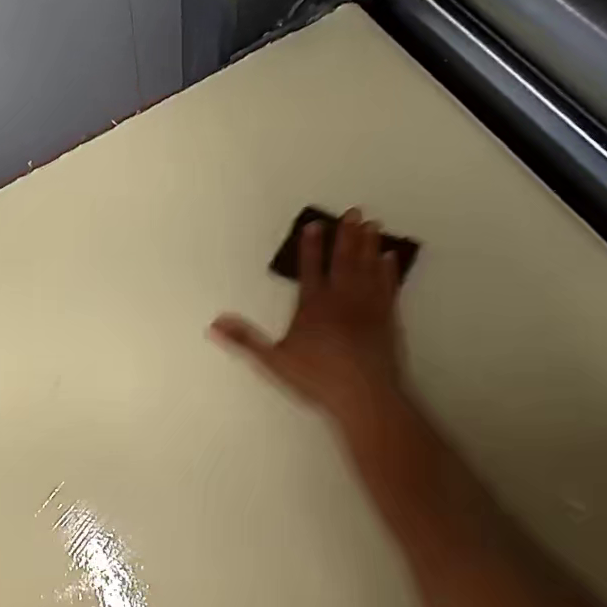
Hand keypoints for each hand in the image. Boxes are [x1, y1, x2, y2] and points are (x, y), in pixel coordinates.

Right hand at [212, 208, 407, 427]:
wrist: (364, 395)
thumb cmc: (318, 378)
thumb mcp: (273, 361)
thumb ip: (245, 339)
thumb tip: (215, 323)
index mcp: (313, 305)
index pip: (310, 268)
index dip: (311, 245)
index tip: (315, 224)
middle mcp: (341, 299)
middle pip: (344, 259)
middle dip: (346, 234)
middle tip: (353, 211)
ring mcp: (367, 306)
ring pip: (368, 267)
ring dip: (369, 244)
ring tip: (372, 224)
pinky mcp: (387, 318)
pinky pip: (388, 286)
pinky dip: (389, 270)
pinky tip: (390, 257)